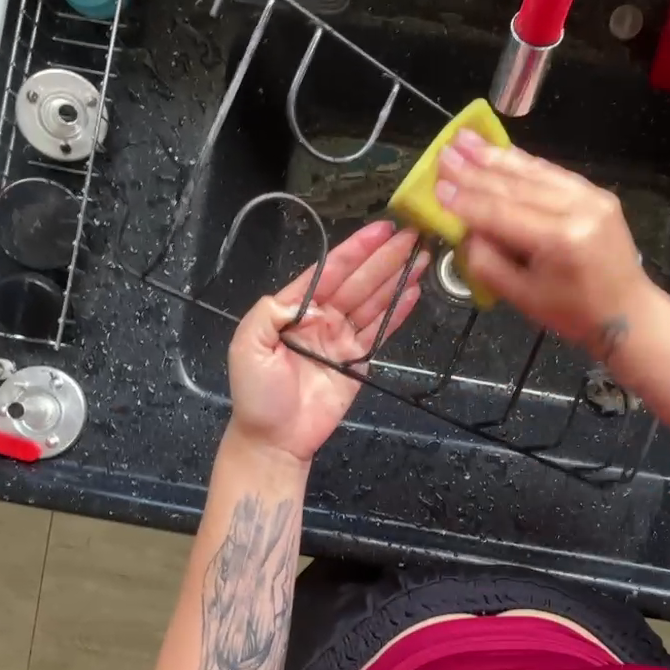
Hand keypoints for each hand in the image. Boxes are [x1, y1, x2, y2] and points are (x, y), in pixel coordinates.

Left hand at [227, 220, 428, 462]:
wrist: (274, 439)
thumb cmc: (256, 394)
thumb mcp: (248, 345)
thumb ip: (270, 314)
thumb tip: (309, 301)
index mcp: (295, 308)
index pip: (330, 272)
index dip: (355, 250)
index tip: (380, 230)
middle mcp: (321, 318)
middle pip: (358, 282)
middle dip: (385, 258)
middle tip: (413, 236)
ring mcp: (341, 339)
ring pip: (373, 302)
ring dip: (396, 279)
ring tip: (421, 257)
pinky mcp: (357, 361)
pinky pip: (379, 332)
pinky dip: (397, 312)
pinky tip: (413, 292)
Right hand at [434, 128, 657, 358]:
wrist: (628, 312)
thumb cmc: (572, 313)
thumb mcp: (522, 297)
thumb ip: (488, 262)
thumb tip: (466, 230)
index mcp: (560, 239)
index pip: (502, 213)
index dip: (466, 200)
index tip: (437, 185)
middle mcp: (578, 209)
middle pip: (516, 185)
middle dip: (475, 169)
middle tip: (444, 152)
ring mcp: (591, 196)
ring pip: (534, 171)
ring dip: (496, 155)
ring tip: (465, 138)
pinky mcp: (596, 193)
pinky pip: (553, 173)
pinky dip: (524, 162)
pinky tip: (500, 151)